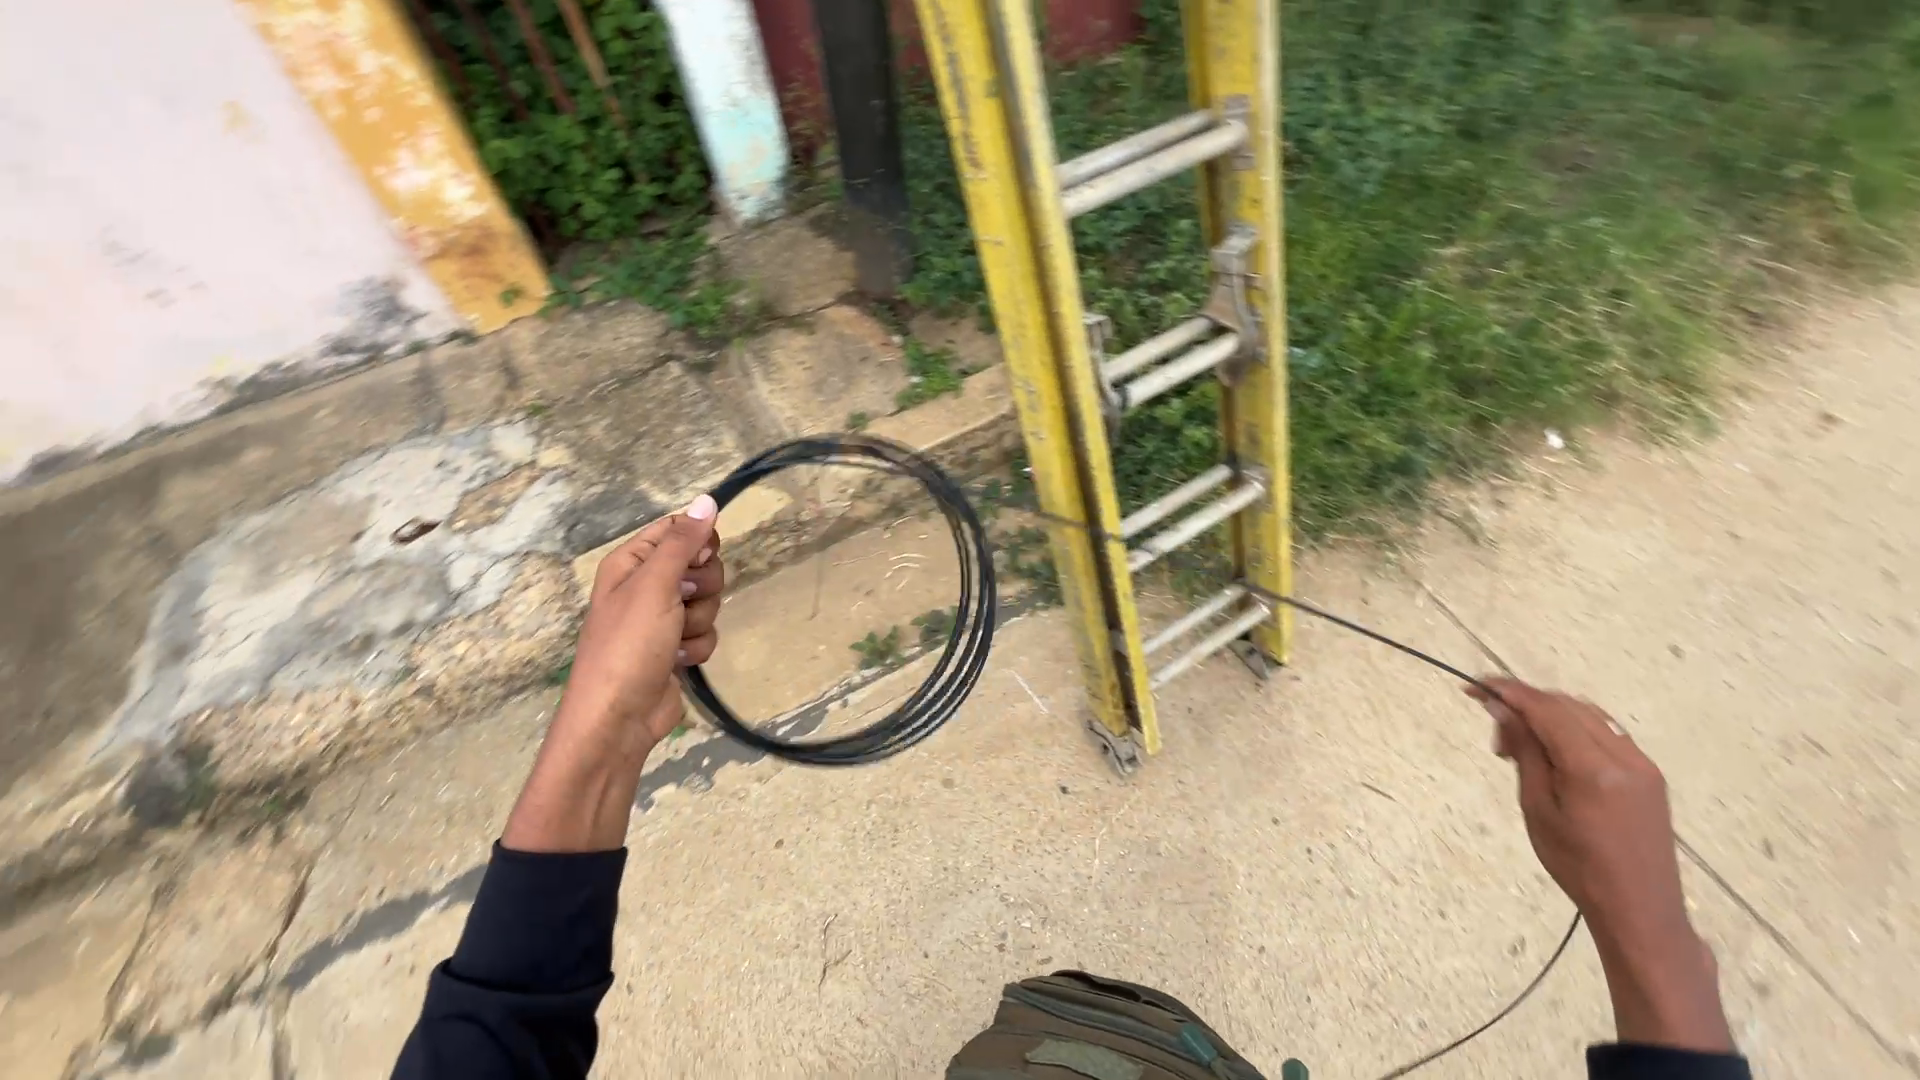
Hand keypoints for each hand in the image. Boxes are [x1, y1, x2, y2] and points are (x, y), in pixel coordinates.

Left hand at [558, 495, 724, 755]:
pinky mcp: (675, 647)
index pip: (677, 530)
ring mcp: (661, 619)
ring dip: (699, 621)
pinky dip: (697, 647)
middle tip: (682, 602)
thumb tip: (708, 500)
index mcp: (631, 563)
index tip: (698, 561)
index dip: (697, 543)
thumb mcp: (654, 586)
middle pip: (700, 565)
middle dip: (702, 587)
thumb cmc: (628, 645)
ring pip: (708, 601)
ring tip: (674, 640)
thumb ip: (682, 543)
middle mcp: (646, 586)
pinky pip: (705, 633)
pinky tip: (678, 661)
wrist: (618, 718)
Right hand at [1469, 678, 1733, 1053]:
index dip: (1508, 692)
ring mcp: (1642, 763)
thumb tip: (1502, 708)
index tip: (1473, 688)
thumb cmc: (1575, 863)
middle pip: (1566, 706)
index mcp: (1595, 768)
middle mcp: (1625, 755)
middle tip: (1495, 736)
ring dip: (1548, 715)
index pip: (1546, 710)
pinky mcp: (1647, 773)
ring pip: (1587, 714)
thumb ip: (1525, 751)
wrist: (1639, 907)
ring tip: (1520, 747)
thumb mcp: (1537, 806)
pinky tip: (1552, 752)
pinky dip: (1571, 728)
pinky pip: (1604, 731)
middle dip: (1525, 705)